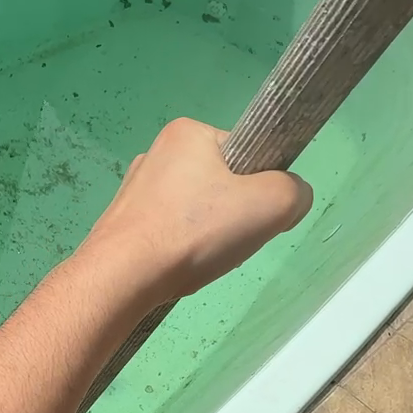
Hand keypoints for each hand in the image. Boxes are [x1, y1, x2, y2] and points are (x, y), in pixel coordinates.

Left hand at [73, 117, 312, 306]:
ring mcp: (130, 194)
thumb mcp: (271, 204)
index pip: (242, 152)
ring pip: (189, 214)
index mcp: (186, 133)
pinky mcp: (118, 228)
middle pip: (217, 185)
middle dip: (229, 215)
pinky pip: (163, 236)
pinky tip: (173, 269)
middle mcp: (153, 156)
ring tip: (196, 259)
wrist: (119, 279)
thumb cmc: (192, 233)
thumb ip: (295, 193)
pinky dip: (175, 252)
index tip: (250, 212)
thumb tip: (290, 200)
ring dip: (201, 237)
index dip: (257, 184)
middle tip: (225, 241)